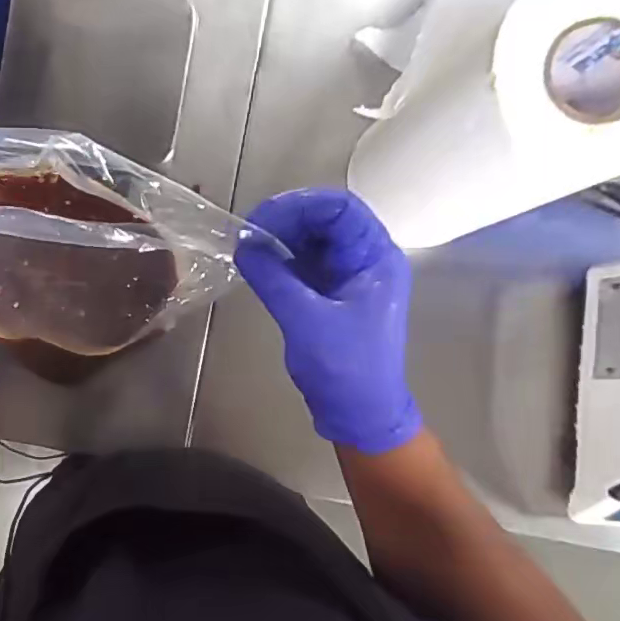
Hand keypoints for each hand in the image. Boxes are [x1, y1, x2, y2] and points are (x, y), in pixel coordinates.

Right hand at [236, 188, 421, 452]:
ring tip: (248, 248)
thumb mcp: (305, 320)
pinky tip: (259, 266)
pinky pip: (306, 268)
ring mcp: (349, 280)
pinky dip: (282, 263)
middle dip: (287, 222)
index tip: (260, 219)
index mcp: (375, 258)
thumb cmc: (344, 367)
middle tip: (248, 234)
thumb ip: (274, 279)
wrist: (359, 414)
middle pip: (327, 223)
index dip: (300, 206)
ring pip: (314, 244)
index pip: (341, 210)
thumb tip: (243, 246)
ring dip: (282, 242)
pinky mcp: (332, 298)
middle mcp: (366, 261)